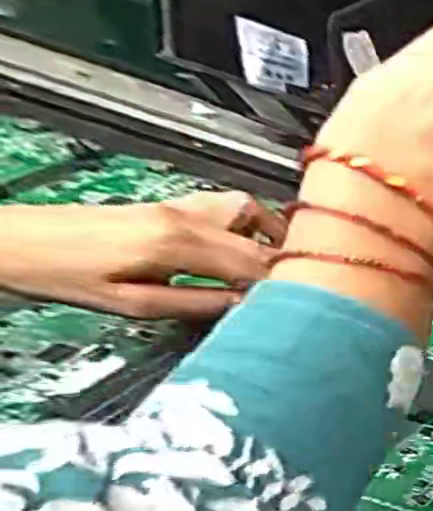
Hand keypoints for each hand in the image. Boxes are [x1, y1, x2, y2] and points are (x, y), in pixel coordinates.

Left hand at [0, 191, 279, 319]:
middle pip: (261, 244)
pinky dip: (252, 222)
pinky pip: (229, 205)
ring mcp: (176, 207)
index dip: (283, 288)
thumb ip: (198, 303)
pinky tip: (247, 241)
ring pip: (253, 212)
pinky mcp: (168, 205)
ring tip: (278, 260)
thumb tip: (248, 304)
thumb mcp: (131, 305)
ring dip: (275, 236)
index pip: (257, 267)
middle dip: (286, 269)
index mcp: (175, 245)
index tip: (298, 306)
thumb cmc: (57, 276)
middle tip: (297, 293)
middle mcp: (184, 219)